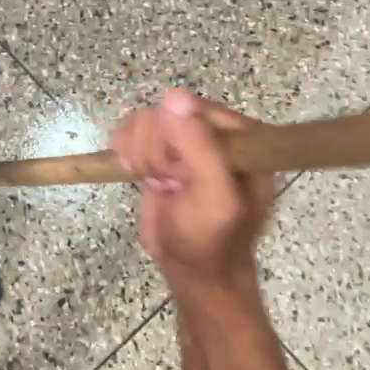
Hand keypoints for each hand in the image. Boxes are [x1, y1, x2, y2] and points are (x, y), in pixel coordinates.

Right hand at [114, 90, 274, 300]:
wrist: (193, 273)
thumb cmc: (210, 241)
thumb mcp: (213, 198)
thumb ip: (199, 147)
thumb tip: (173, 96)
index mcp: (243, 139)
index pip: (195, 108)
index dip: (176, 136)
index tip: (177, 171)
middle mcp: (216, 134)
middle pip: (165, 112)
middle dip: (158, 150)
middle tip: (170, 182)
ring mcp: (185, 142)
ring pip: (145, 119)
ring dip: (141, 153)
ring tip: (157, 181)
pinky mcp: (159, 151)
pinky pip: (131, 130)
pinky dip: (126, 149)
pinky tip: (137, 172)